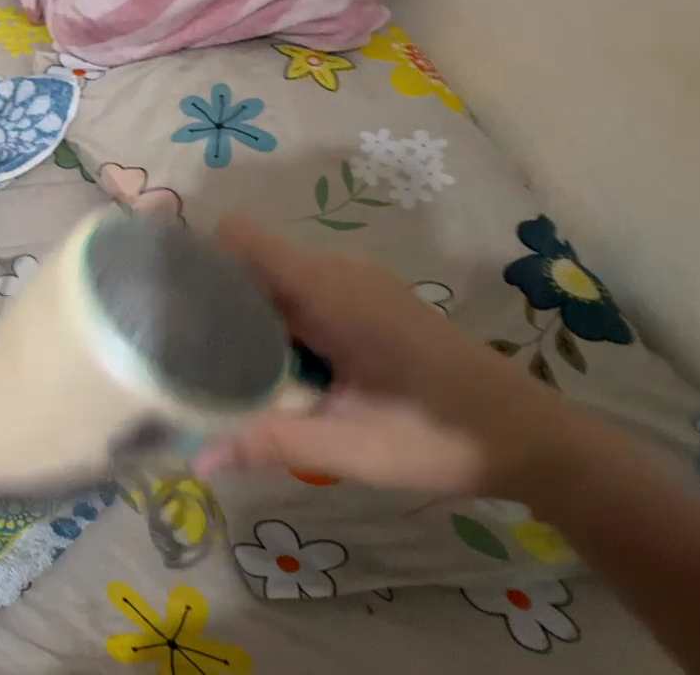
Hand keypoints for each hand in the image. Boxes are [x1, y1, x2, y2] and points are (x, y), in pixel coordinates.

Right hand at [195, 216, 573, 496]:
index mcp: (328, 291)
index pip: (238, 238)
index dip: (195, 254)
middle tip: (173, 336)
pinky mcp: (362, 298)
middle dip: (206, 289)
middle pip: (244, 257)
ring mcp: (352, 282)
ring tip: (209, 351)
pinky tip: (265, 359)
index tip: (161, 291)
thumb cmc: (441, 437)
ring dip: (237, 305)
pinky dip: (267, 313)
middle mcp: (335, 272)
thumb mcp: (348, 447)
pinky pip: (293, 288)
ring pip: (266, 274)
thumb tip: (196, 461)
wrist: (537, 442)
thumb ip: (268, 443)